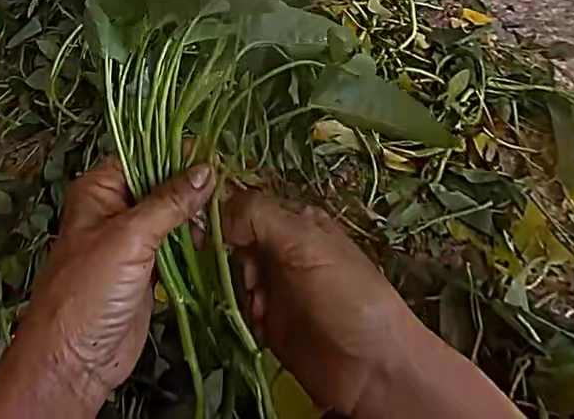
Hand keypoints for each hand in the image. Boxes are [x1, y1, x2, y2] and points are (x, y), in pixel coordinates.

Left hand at [0, 159, 214, 418]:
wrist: (74, 363)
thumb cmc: (88, 291)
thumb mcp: (129, 237)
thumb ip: (169, 202)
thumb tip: (206, 170)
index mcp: (101, 187)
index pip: (145, 154)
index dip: (177, 152)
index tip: (214, 153)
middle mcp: (117, 205)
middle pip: (162, 182)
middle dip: (192, 184)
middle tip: (228, 185)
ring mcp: (133, 236)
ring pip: (172, 212)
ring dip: (197, 213)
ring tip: (226, 212)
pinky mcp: (148, 265)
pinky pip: (176, 241)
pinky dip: (195, 239)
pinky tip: (215, 236)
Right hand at [223, 189, 521, 418]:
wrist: (375, 371)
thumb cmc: (346, 293)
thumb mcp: (305, 241)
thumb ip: (259, 216)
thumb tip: (215, 207)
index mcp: (293, 220)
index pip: (246, 202)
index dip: (221, 209)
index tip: (198, 221)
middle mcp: (281, 247)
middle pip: (234, 236)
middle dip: (225, 250)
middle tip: (230, 265)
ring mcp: (275, 285)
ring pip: (233, 272)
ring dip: (236, 284)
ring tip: (256, 299)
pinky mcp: (270, 321)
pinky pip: (239, 307)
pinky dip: (240, 312)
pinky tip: (258, 320)